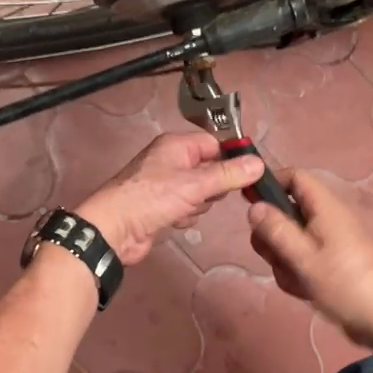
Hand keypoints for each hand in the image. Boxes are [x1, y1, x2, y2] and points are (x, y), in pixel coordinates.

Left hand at [77, 132, 264, 263]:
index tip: (249, 175)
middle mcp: (171, 160)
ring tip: (184, 209)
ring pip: (200, 191)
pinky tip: (175, 221)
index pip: (214, 143)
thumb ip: (228, 175)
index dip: (231, 158)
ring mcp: (165, 184)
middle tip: (205, 195)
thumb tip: (259, 163)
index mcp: (176, 145)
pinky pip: (188, 206)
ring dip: (198, 204)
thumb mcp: (195, 184)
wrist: (114, 229)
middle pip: (210, 169)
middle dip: (213, 187)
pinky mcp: (162, 206)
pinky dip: (186, 215)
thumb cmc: (152, 198)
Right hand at [248, 171, 372, 348]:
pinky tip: (306, 291)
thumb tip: (253, 205)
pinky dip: (298, 274)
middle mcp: (325, 220)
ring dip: (284, 260)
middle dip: (272, 236)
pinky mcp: (330, 265)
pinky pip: (302, 261)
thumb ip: (276, 231)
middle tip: (274, 256)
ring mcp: (328, 244)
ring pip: (290, 241)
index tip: (250, 206)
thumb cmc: (348, 284)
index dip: (271, 185)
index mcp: (324, 207)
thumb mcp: (305, 258)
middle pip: (285, 212)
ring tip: (297, 280)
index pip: (294, 177)